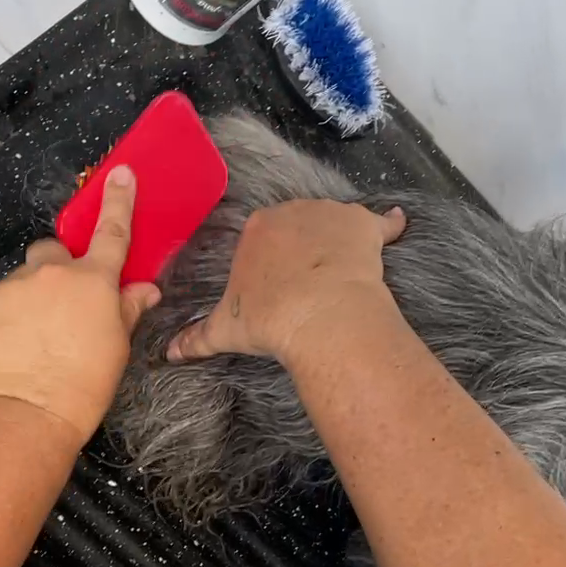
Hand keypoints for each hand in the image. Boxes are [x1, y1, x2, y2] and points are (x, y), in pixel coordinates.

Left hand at [0, 165, 162, 437]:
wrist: (31, 409)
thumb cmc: (86, 383)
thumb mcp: (117, 347)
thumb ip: (128, 310)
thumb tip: (146, 289)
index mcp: (95, 281)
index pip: (112, 232)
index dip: (119, 202)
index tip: (121, 174)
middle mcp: (55, 273)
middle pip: (56, 251)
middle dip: (60, 269)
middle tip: (64, 304)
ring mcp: (18, 285)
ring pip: (28, 275)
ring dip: (34, 292)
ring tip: (38, 331)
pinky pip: (6, 296)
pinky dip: (13, 312)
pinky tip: (18, 341)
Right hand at [166, 200, 405, 363]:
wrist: (318, 315)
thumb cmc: (267, 320)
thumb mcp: (224, 332)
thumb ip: (195, 339)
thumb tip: (167, 354)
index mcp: (256, 231)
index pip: (261, 238)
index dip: (270, 262)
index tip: (275, 286)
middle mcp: (291, 213)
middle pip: (297, 226)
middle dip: (301, 248)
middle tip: (305, 282)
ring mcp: (330, 215)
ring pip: (334, 222)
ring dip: (337, 239)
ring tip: (340, 266)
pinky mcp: (364, 225)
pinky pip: (381, 222)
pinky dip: (389, 225)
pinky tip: (398, 225)